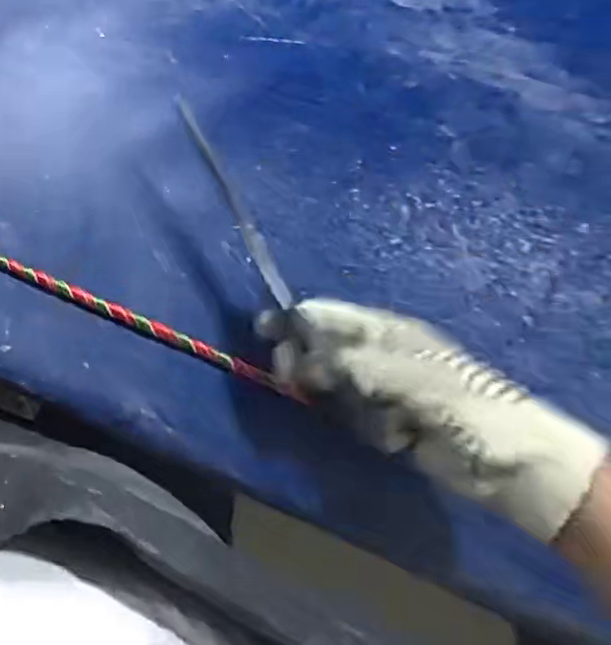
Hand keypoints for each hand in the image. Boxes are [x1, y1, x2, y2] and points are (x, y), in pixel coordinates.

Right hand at [271, 299, 608, 540]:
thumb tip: (293, 364)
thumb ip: (333, 359)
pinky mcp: (379, 416)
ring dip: (319, 391)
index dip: (287, 319)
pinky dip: (344, 416)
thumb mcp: (388, 370)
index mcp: (380, 329)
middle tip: (293, 379)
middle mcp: (373, 351)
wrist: (511, 462)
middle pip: (311, 343)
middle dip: (296, 358)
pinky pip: (341, 408)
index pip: (317, 312)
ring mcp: (376, 384)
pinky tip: (359, 423)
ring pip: (321, 378)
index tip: (263, 334)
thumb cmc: (453, 401)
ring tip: (327, 404)